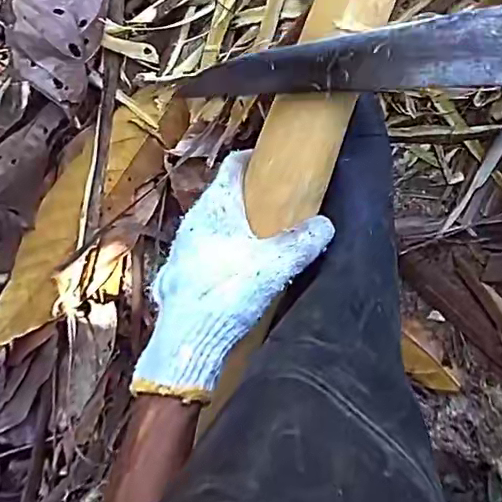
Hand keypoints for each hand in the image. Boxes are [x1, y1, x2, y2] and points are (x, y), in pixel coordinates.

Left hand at [131, 150, 333, 400]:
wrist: (186, 343)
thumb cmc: (227, 292)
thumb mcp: (275, 264)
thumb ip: (302, 242)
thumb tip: (325, 225)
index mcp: (216, 205)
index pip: (233, 164)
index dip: (251, 158)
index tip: (268, 161)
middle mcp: (194, 219)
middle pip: (222, 194)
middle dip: (245, 196)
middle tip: (272, 204)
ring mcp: (181, 247)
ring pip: (209, 223)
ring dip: (230, 225)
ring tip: (255, 240)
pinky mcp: (176, 273)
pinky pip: (200, 251)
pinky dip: (216, 252)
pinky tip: (231, 272)